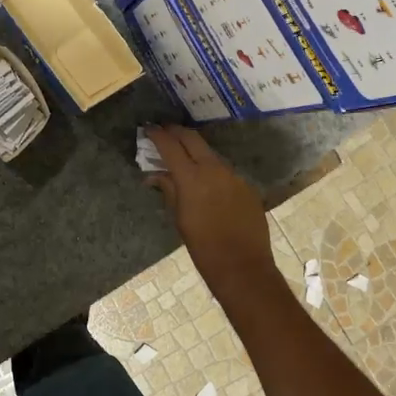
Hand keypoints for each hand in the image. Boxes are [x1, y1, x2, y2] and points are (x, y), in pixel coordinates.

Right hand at [144, 125, 276, 305]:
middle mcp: (213, 169)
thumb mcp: (179, 218)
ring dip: (196, 152)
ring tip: (185, 158)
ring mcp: (233, 176)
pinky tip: (209, 185)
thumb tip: (155, 175)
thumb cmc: (203, 247)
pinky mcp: (246, 186)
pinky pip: (225, 172)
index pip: (170, 146)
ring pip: (210, 154)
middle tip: (165, 131)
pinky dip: (212, 172)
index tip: (148, 128)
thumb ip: (169, 190)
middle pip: (192, 139)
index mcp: (191, 177)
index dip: (157, 135)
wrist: (242, 267)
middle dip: (177, 132)